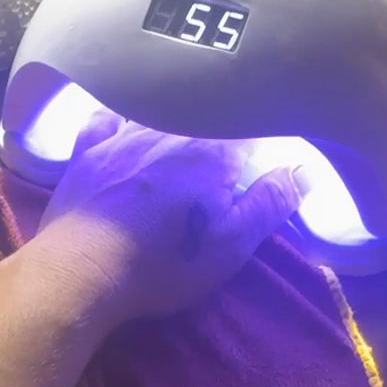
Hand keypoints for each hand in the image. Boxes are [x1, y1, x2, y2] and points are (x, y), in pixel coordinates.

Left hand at [21, 114, 305, 324]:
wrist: (82, 271)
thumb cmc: (163, 264)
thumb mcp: (231, 246)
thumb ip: (270, 204)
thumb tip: (304, 171)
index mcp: (212, 151)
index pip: (249, 132)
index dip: (259, 146)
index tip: (258, 163)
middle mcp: (169, 131)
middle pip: (204, 120)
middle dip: (218, 134)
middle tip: (220, 164)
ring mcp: (123, 138)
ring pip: (158, 115)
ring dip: (173, 125)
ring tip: (179, 141)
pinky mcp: (87, 154)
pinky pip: (107, 123)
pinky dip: (119, 125)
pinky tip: (122, 131)